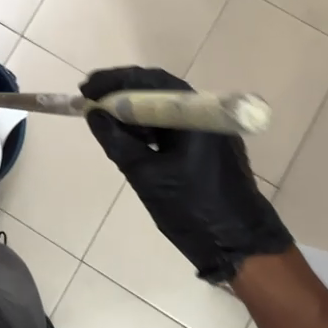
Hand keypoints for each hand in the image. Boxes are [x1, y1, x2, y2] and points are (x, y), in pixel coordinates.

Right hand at [81, 67, 292, 283]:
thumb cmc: (193, 209)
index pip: (149, 82)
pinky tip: (128, 135)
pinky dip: (148, 125)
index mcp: (195, 114)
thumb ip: (117, 142)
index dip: (114, 82)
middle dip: (121, 92)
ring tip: (103, 117)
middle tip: (90, 100)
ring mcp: (208, 130)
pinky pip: (173, 124)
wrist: (241, 245)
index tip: (87, 91)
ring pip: (164, 106)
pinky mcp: (208, 147)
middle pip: (157, 89)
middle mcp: (205, 113)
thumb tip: (94, 114)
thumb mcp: (146, 176)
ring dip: (133, 109)